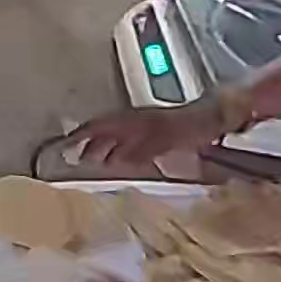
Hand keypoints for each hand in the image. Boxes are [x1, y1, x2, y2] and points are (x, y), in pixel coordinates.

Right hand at [66, 101, 229, 168]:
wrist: (216, 119)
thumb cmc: (189, 127)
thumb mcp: (161, 140)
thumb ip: (136, 151)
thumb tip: (113, 161)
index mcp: (130, 120)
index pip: (96, 127)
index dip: (79, 136)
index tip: (64, 145)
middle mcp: (134, 121)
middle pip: (103, 131)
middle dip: (88, 143)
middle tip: (77, 158)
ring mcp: (146, 127)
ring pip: (116, 136)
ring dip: (104, 147)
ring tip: (97, 162)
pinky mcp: (157, 134)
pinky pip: (130, 142)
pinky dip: (121, 150)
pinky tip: (125, 161)